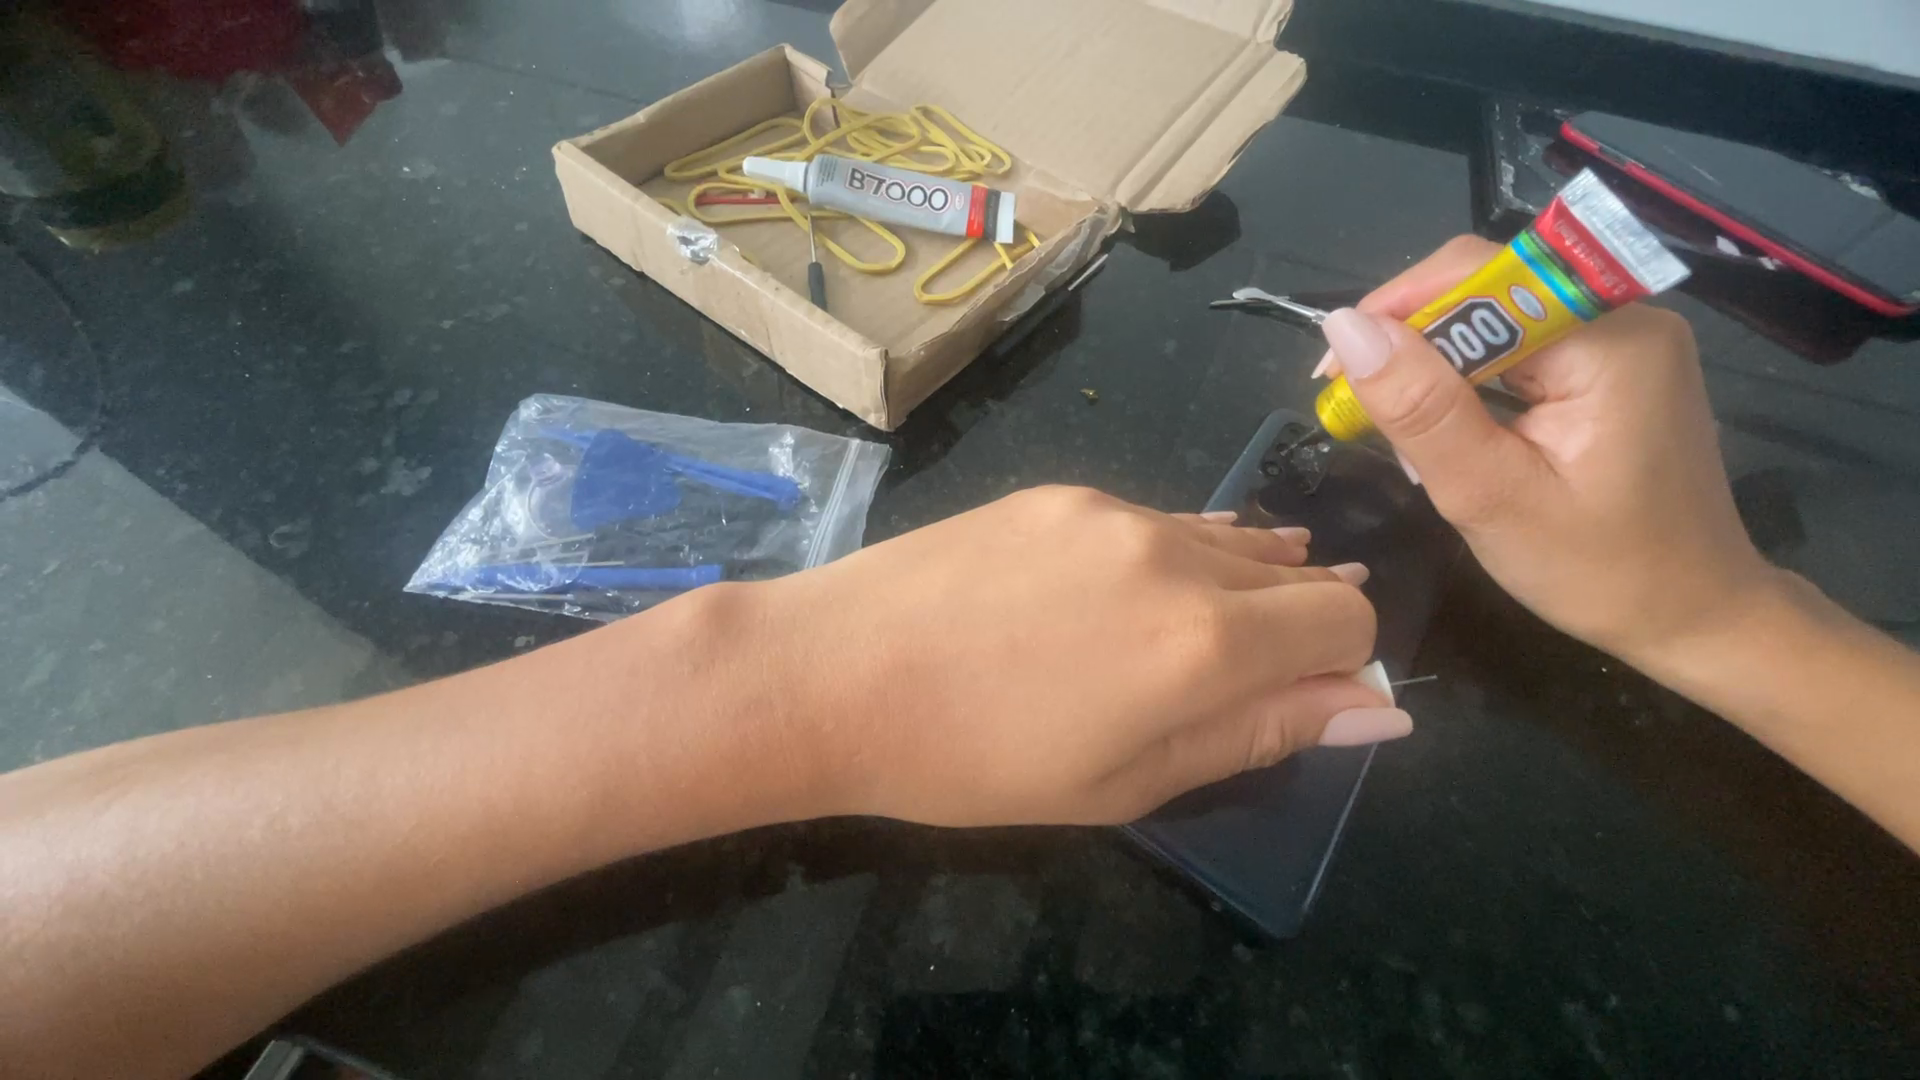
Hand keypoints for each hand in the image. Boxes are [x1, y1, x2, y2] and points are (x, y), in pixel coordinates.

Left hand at [744, 486, 1406, 826]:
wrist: (835, 670)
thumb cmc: (973, 759)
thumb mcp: (1123, 781)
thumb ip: (1255, 733)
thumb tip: (1375, 704)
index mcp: (1203, 640)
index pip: (1341, 621)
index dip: (1340, 660)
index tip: (1302, 695)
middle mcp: (1173, 553)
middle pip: (1291, 570)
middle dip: (1294, 620)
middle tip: (1245, 670)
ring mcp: (1110, 510)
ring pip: (1223, 538)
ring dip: (1235, 583)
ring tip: (1192, 629)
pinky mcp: (1057, 491)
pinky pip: (1153, 520)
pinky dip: (1171, 554)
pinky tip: (1130, 587)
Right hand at [1317, 236, 1775, 665]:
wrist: (1687, 614)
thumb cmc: (1593, 567)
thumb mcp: (1486, 492)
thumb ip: (1419, 408)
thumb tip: (1345, 328)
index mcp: (1608, 340)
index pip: (1476, 280)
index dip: (1391, 312)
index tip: (1333, 374)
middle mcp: (1621, 320)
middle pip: (1482, 294)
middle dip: (1406, 346)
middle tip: (1354, 410)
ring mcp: (1617, 343)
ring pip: (1489, 321)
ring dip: (1426, 368)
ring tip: (1392, 429)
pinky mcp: (1605, 369)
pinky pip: (1510, 349)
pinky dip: (1459, 383)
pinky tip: (1440, 428)